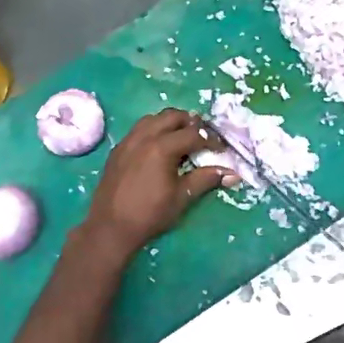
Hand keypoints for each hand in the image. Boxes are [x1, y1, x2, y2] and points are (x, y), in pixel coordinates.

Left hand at [79, 109, 238, 254]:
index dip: (211, 140)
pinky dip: (152, 130)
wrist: (111, 226)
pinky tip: (158, 147)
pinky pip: (138, 130)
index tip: (221, 149)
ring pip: (152, 119)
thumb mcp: (182, 197)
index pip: (193, 134)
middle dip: (191, 123)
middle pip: (172, 116)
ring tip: (182, 138)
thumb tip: (233, 173)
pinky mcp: (117, 150)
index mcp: (161, 147)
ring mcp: (127, 141)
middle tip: (203, 138)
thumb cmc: (150, 214)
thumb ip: (205, 179)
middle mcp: (143, 137)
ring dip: (170, 123)